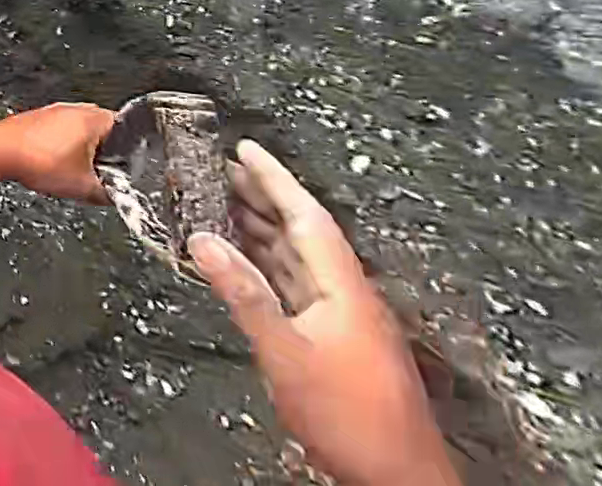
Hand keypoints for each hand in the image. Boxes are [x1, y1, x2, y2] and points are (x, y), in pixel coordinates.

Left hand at [0, 103, 113, 203]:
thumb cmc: (37, 160)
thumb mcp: (83, 187)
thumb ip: (106, 194)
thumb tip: (116, 197)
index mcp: (92, 118)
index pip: (124, 126)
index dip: (128, 148)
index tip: (124, 164)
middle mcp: (72, 109)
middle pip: (100, 129)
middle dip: (102, 151)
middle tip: (99, 171)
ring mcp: (51, 112)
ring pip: (77, 130)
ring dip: (79, 149)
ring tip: (72, 169)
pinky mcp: (34, 119)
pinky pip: (56, 131)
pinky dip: (58, 146)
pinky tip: (51, 163)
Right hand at [190, 140, 458, 485]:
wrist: (398, 484)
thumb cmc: (350, 419)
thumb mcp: (286, 353)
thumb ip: (244, 294)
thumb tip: (203, 241)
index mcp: (343, 288)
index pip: (306, 217)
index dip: (275, 179)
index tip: (245, 149)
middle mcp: (343, 293)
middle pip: (298, 231)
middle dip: (260, 195)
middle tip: (219, 168)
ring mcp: (336, 314)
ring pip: (291, 255)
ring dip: (256, 227)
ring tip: (219, 201)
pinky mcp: (327, 334)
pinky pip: (287, 281)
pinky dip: (258, 261)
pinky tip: (235, 256)